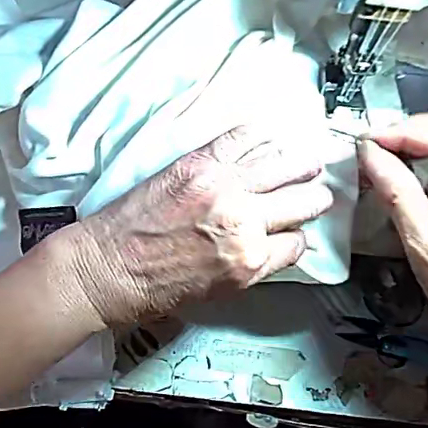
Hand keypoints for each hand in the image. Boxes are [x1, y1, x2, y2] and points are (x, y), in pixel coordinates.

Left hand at [55, 125, 335, 325]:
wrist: (107, 269)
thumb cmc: (156, 291)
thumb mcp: (218, 293)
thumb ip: (252, 266)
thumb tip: (274, 245)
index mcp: (251, 261)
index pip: (298, 243)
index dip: (299, 236)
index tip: (296, 230)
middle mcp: (246, 221)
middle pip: (300, 202)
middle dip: (314, 198)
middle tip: (319, 191)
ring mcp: (224, 187)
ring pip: (281, 166)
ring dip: (301, 163)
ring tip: (312, 159)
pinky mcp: (200, 163)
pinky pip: (242, 138)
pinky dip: (260, 135)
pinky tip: (271, 133)